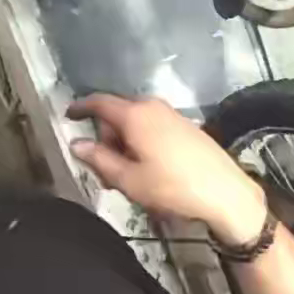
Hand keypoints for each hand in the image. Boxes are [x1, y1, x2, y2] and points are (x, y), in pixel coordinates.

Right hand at [68, 93, 268, 244]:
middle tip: (105, 173)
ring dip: (124, 145)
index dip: (81, 107)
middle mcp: (153, 106)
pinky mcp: (185, 125)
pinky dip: (142, 143)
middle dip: (106, 139)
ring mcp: (171, 114)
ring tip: (127, 179)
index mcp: (135, 114)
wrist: (224, 191)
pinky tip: (147, 171)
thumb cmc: (172, 186)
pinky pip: (152, 127)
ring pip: (135, 123)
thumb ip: (98, 159)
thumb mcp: (128, 179)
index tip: (68, 115)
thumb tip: (76, 143)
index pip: (100, 102)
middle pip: (117, 114)